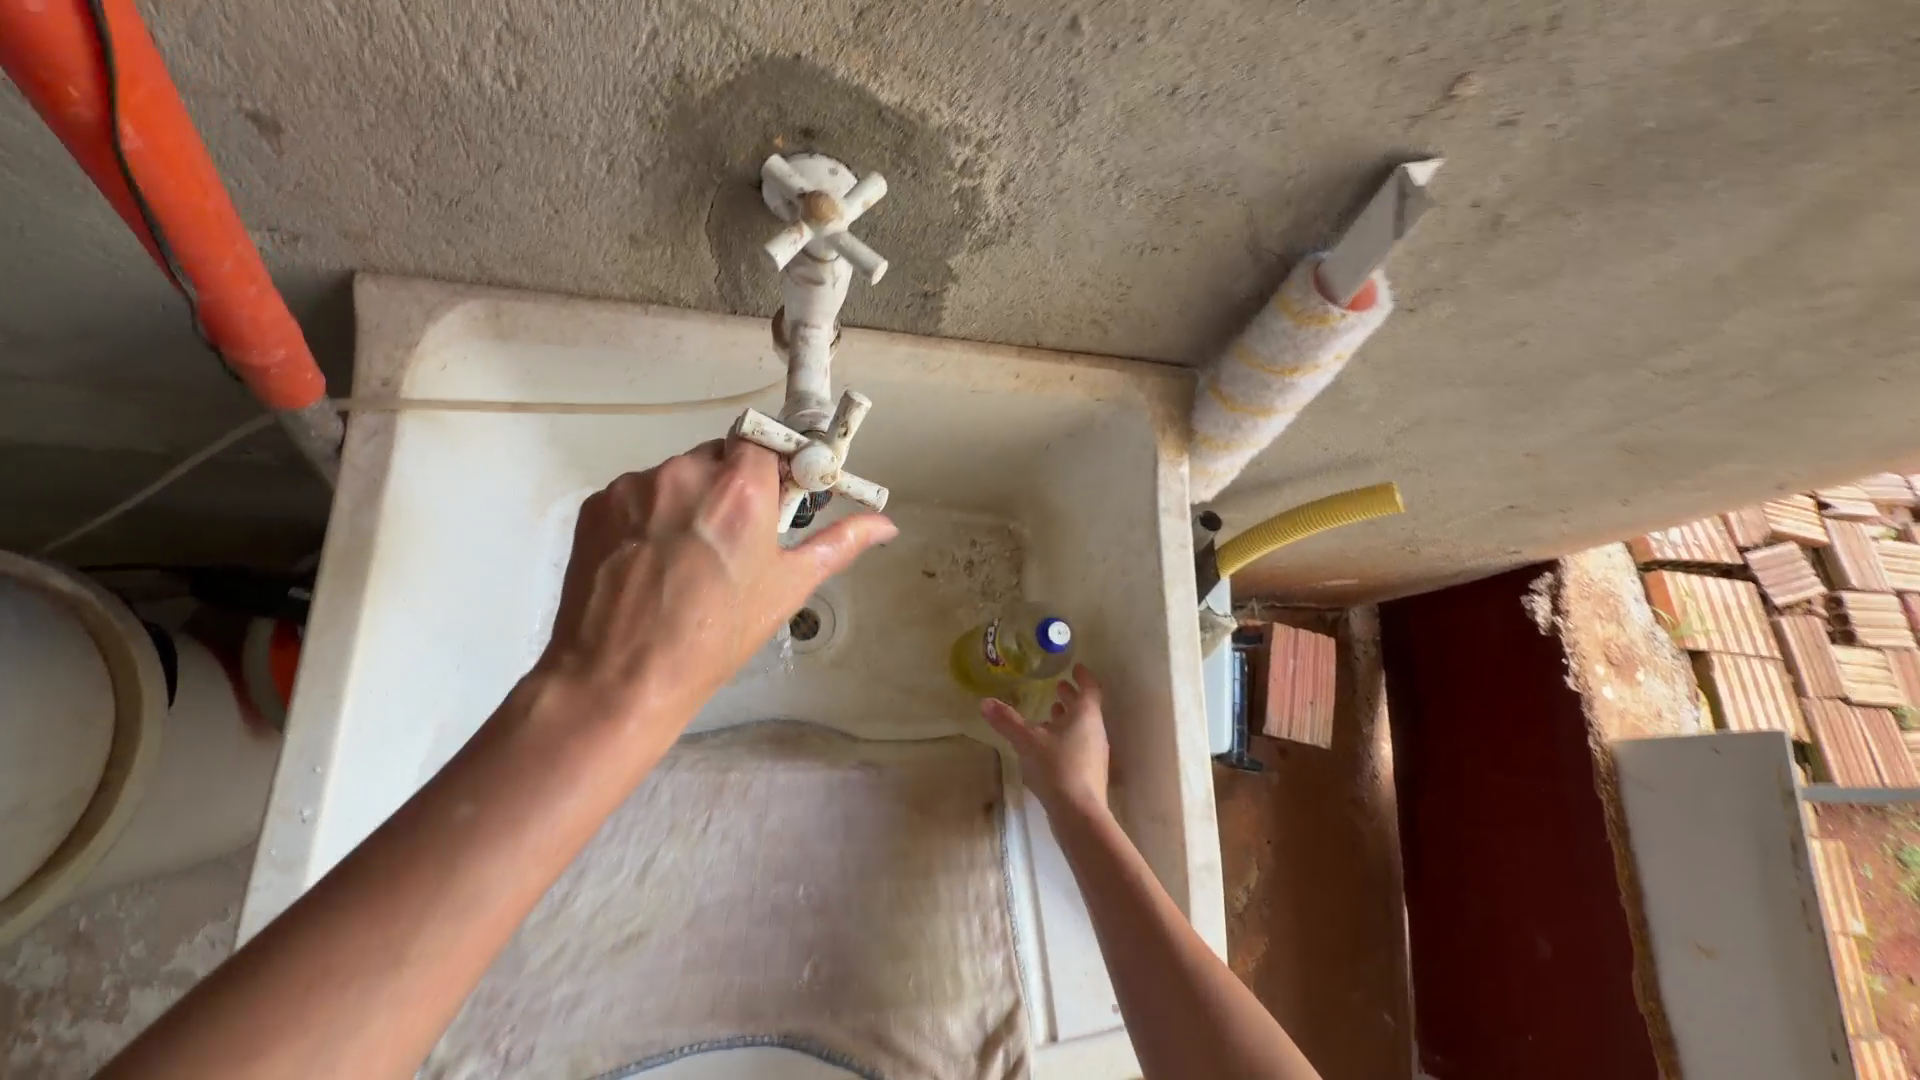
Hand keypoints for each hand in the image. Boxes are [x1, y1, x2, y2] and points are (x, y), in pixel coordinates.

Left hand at [533, 437, 895, 745]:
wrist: (621, 677)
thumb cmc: (717, 635)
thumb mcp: (788, 588)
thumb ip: (839, 543)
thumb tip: (886, 524)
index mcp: (740, 488)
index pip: (764, 439)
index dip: (772, 465)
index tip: (776, 495)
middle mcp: (684, 472)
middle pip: (718, 456)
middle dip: (731, 485)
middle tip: (734, 537)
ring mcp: (634, 487)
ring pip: (675, 476)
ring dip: (689, 501)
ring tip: (686, 558)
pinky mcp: (596, 505)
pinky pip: (636, 496)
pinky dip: (648, 517)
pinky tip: (650, 562)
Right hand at [980, 664, 1109, 816]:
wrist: (1079, 813)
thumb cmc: (1056, 767)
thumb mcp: (1027, 741)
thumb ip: (1007, 721)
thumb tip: (985, 702)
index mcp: (1086, 715)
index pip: (1090, 688)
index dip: (1084, 676)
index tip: (1076, 668)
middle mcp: (1096, 731)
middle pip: (1086, 708)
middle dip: (1072, 697)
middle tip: (1059, 687)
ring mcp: (1096, 754)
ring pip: (1083, 728)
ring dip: (1069, 718)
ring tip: (1052, 713)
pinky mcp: (1091, 773)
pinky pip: (1080, 745)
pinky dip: (1068, 738)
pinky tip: (1050, 746)